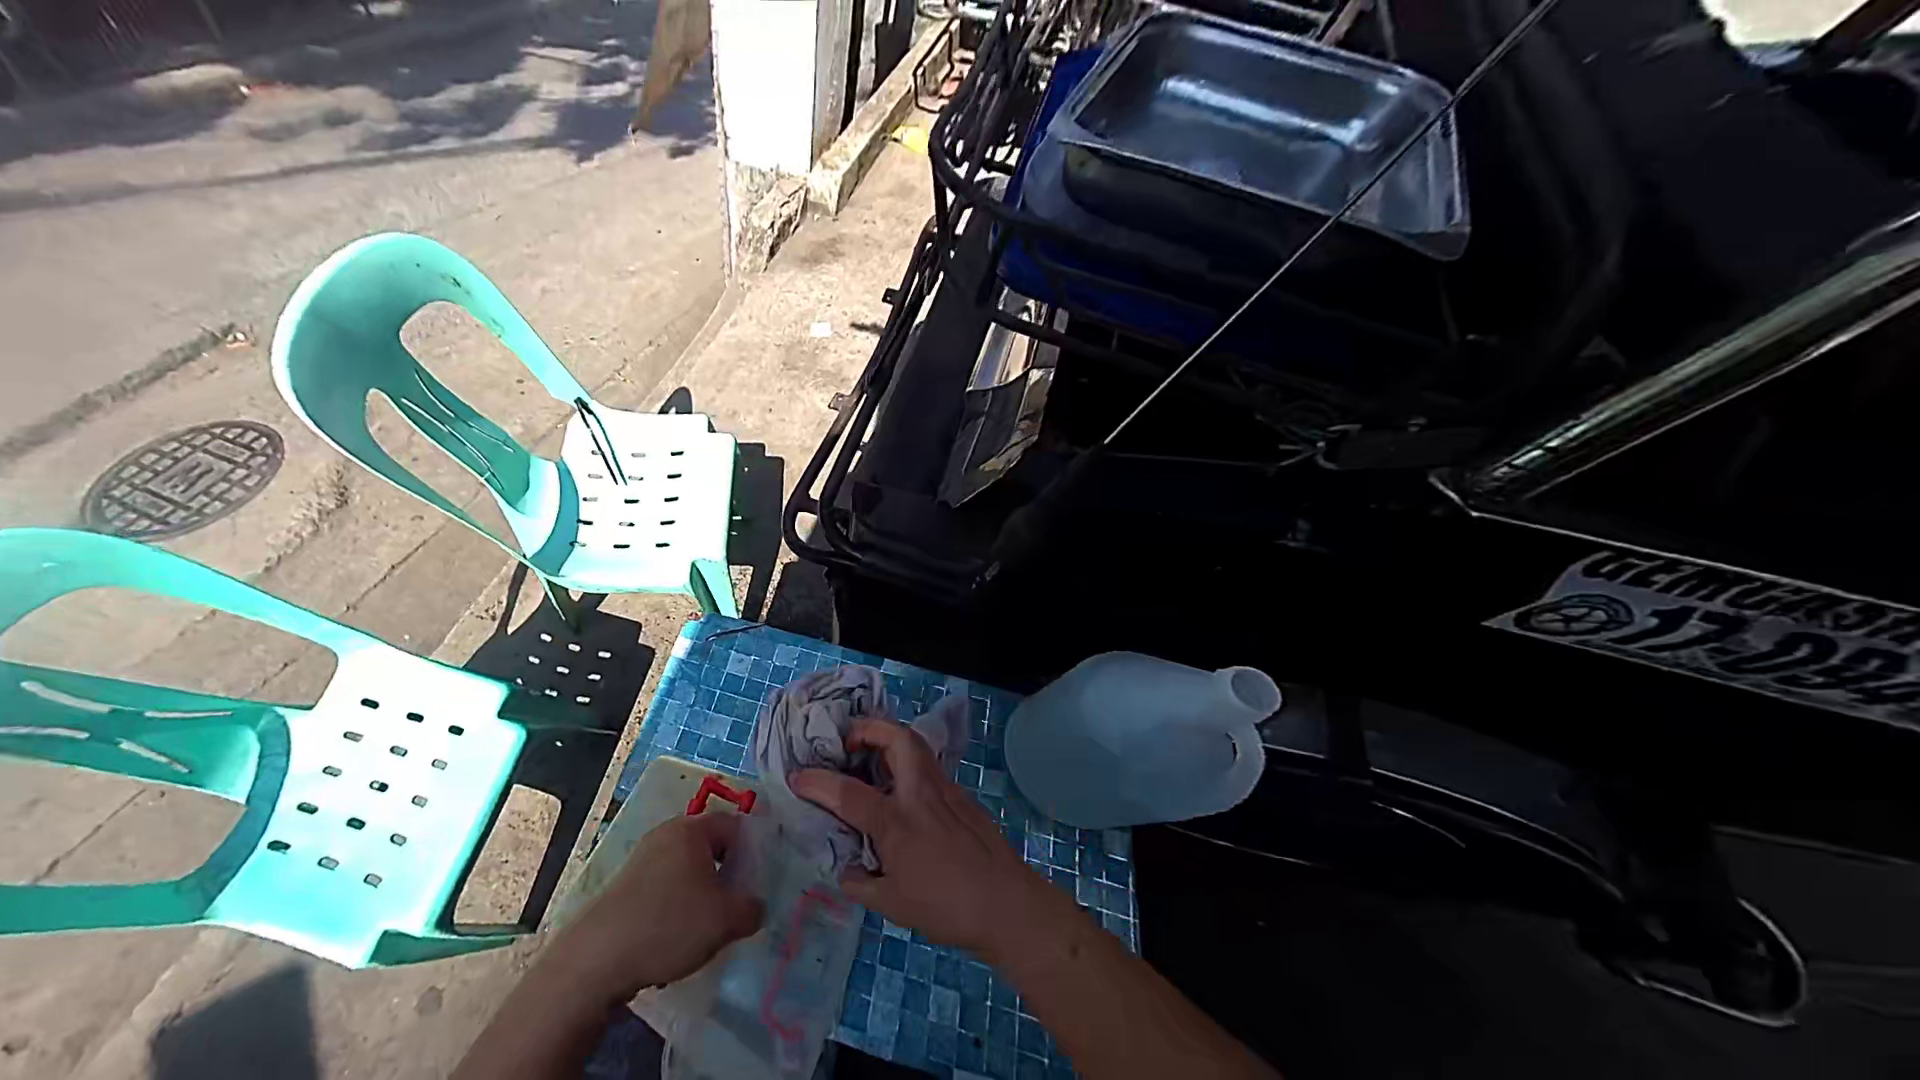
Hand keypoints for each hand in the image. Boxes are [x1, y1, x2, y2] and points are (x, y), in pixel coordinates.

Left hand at [546, 812, 763, 1001]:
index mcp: (691, 829)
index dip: (753, 851)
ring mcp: (641, 862)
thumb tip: (754, 908)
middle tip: (738, 905)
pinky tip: (676, 941)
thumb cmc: (669, 925)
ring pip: (687, 872)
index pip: (736, 826)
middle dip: (728, 875)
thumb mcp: (727, 919)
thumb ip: (753, 908)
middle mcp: (665, 836)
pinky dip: (677, 910)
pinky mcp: (623, 890)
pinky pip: (664, 891)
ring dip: (702, 896)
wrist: (593, 963)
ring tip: (708, 929)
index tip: (759, 882)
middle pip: (711, 848)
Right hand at [791, 718, 1067, 958]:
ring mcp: (947, 792)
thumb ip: (861, 883)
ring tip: (873, 763)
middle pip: (898, 738)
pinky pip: (931, 771)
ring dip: (892, 743)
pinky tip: (905, 797)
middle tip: (850, 740)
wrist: (1007, 904)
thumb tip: (847, 870)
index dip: (818, 782)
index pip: (848, 792)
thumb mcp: (892, 904)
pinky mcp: (964, 799)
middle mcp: (921, 795)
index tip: (798, 776)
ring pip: (919, 748)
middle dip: (870, 728)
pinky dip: (911, 769)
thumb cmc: (946, 907)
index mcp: (897, 821)